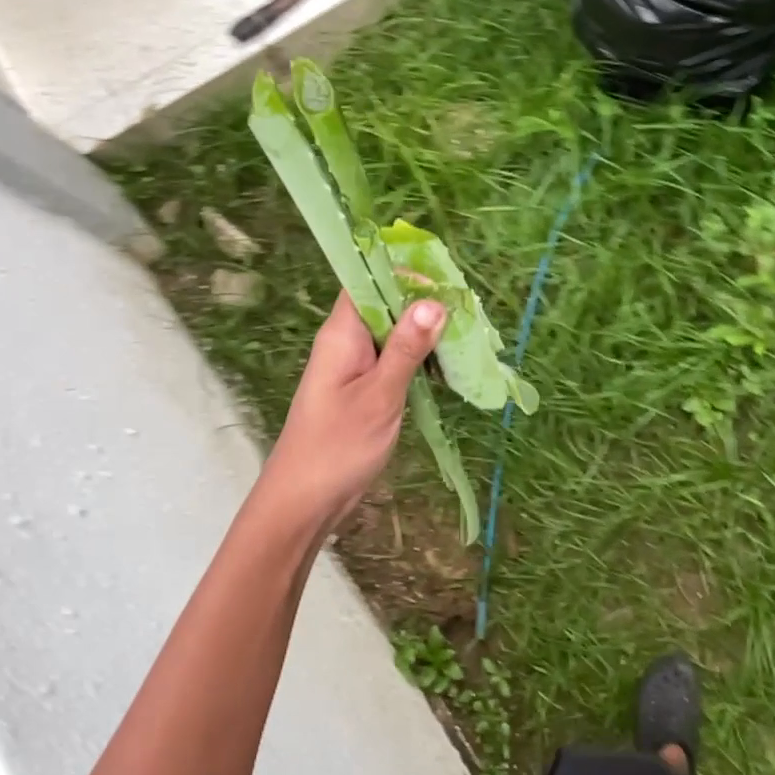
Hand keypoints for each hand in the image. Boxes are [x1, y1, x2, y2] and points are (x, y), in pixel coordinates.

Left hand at [252, 292, 445, 534]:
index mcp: (342, 334)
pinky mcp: (363, 388)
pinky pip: (394, 359)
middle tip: (469, 312)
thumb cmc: (339, 446)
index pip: (369, 281)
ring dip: (426, 334)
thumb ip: (406, 348)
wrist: (305, 500)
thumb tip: (433, 302)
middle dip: (425, 304)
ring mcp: (354, 366)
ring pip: (394, 333)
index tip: (447, 281)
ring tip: (467, 337)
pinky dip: (420, 359)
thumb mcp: (381, 395)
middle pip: (386, 305)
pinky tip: (447, 367)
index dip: (404, 274)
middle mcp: (346, 342)